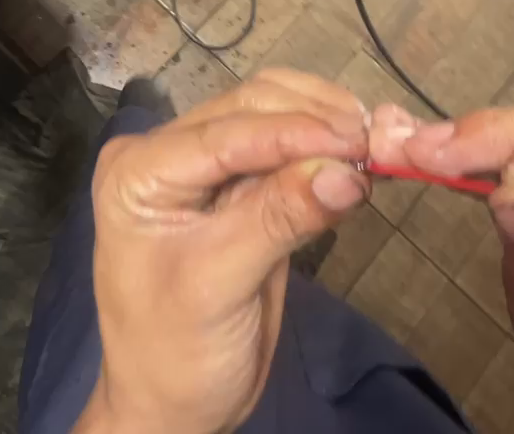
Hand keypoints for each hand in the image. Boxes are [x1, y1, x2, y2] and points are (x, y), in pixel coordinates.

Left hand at [77, 70, 371, 433]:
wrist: (171, 405)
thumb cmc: (174, 353)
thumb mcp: (217, 287)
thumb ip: (278, 220)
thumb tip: (347, 171)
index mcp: (138, 169)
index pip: (222, 134)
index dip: (291, 131)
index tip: (355, 137)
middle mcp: (166, 151)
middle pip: (247, 109)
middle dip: (312, 118)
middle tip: (375, 138)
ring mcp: (202, 162)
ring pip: (268, 113)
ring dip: (322, 120)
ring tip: (373, 140)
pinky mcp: (237, 181)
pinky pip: (283, 147)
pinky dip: (321, 144)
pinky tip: (356, 152)